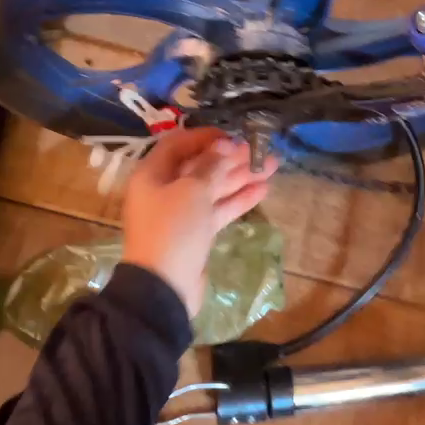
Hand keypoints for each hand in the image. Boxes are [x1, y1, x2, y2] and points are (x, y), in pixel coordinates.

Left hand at [120, 127, 276, 315]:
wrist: (163, 288)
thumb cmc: (173, 229)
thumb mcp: (192, 190)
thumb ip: (211, 165)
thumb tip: (224, 145)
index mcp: (153, 174)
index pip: (179, 144)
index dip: (207, 137)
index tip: (234, 135)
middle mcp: (164, 189)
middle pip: (201, 166)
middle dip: (232, 158)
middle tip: (261, 150)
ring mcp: (180, 213)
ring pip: (213, 188)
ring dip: (240, 176)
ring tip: (271, 166)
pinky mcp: (194, 233)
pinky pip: (217, 209)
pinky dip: (237, 199)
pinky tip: (263, 190)